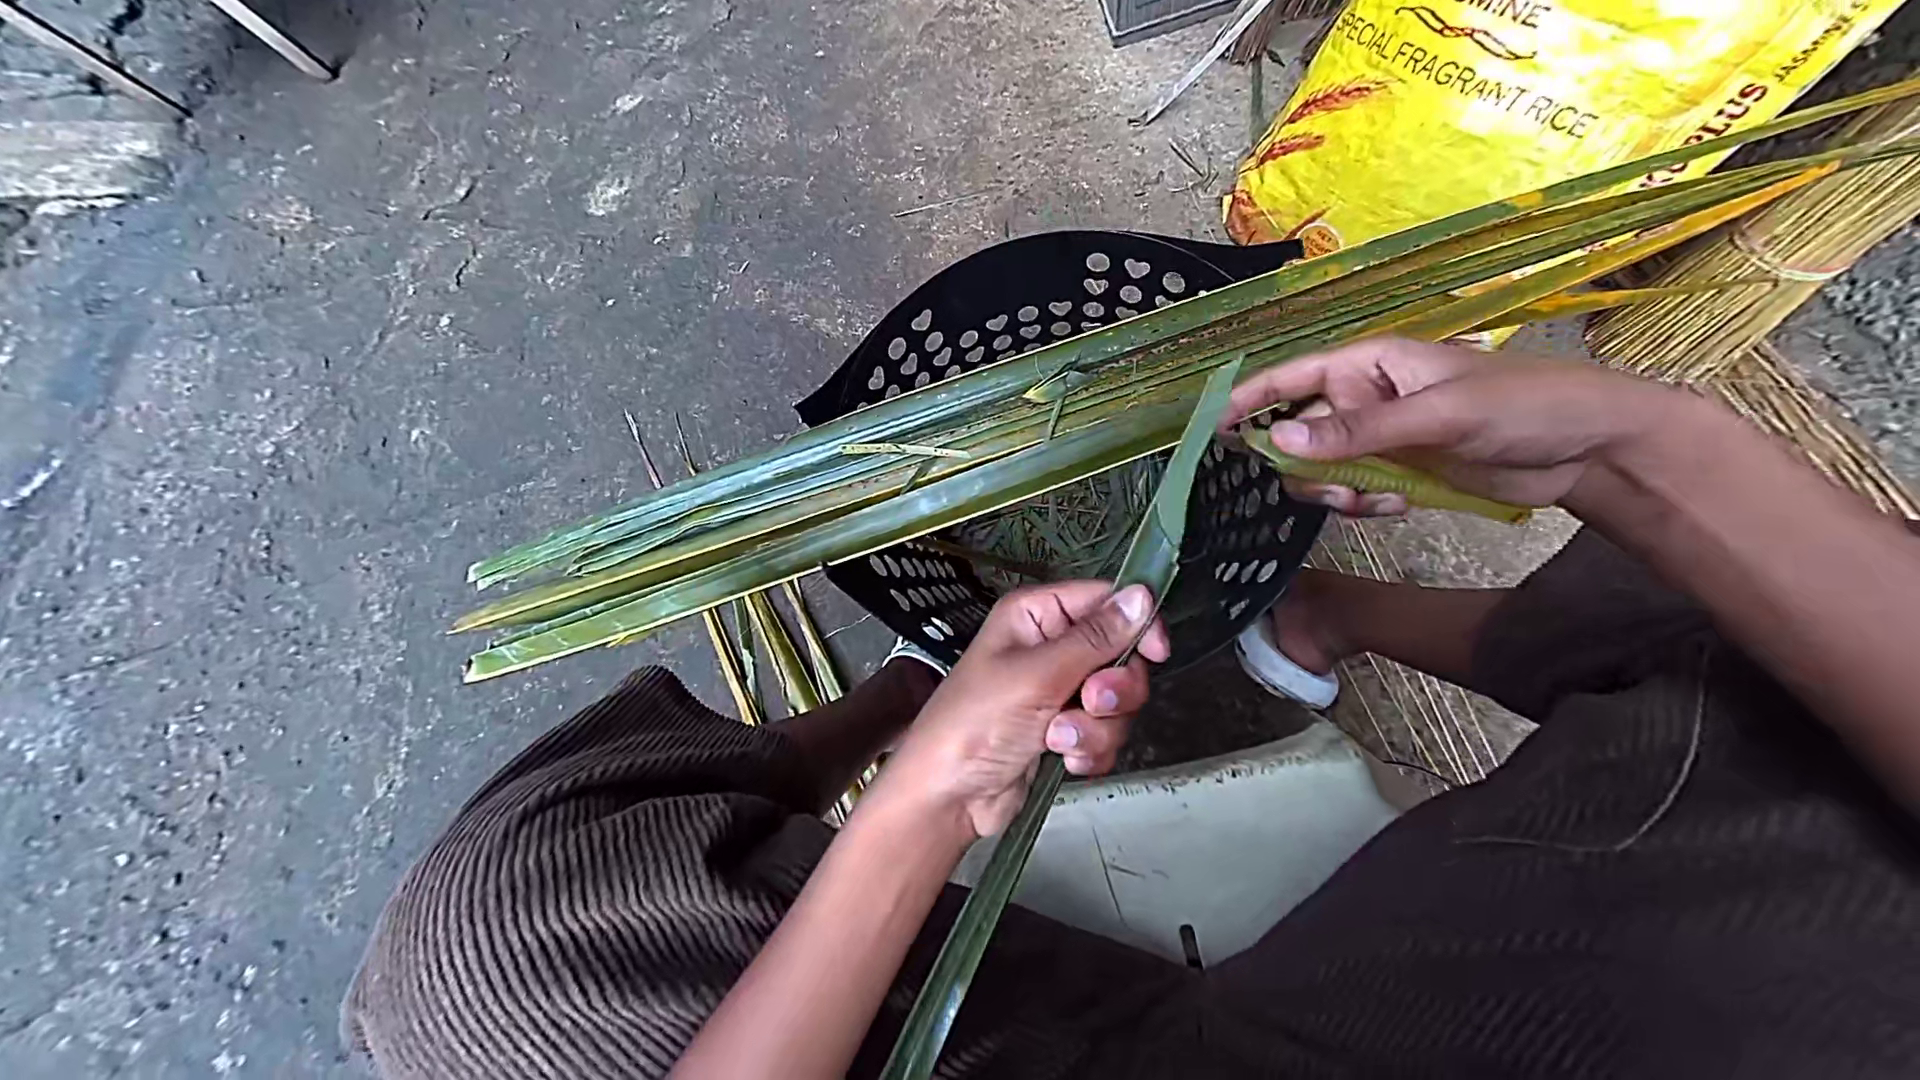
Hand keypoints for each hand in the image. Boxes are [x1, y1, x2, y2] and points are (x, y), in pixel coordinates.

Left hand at [875, 582, 1169, 838]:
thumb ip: (1096, 638)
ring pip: (1117, 701)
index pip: (1106, 600)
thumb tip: (1141, 596)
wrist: (949, 797)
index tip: (1154, 652)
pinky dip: (1089, 750)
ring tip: (1056, 738)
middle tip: (1088, 703)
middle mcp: (1050, 646)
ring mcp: (1058, 689)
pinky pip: (1106, 732)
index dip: (1135, 624)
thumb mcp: (1037, 675)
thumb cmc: (974, 723)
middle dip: (1111, 690)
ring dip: (1095, 728)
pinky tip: (1061, 759)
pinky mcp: (1064, 728)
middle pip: (1121, 654)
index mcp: (1036, 615)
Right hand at [1221, 337, 1686, 516]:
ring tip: (1369, 501)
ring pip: (1317, 467)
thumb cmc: (1524, 405)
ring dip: (1331, 490)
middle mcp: (1361, 399)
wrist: (1591, 449)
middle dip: (1301, 464)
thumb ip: (1356, 429)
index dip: (1248, 399)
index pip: (1290, 377)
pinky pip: (1348, 489)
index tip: (1213, 429)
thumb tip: (1278, 438)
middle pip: (1295, 431)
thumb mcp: (1437, 415)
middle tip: (1326, 489)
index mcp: (1367, 365)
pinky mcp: (1392, 470)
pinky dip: (1360, 504)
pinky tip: (1396, 506)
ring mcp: (1375, 437)